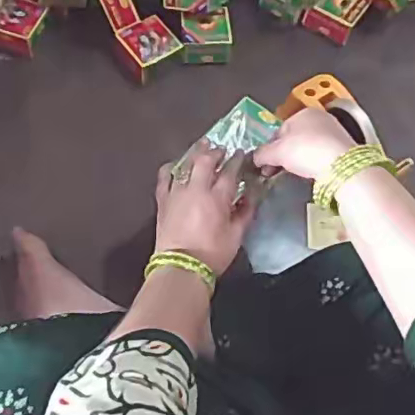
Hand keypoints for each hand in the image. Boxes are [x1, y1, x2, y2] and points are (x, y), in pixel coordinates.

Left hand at [153, 142, 259, 276]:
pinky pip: (164, 178)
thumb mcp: (236, 235)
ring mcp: (177, 193)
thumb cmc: (213, 254)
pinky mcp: (163, 201)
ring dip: (195, 153)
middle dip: (215, 152)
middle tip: (221, 150)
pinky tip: (174, 165)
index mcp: (217, 197)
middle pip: (206, 161)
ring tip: (202, 146)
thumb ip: (245, 212)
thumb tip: (251, 195)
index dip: (237, 160)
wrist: (181, 267)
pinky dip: (170, 168)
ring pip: (185, 164)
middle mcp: (196, 189)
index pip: (230, 172)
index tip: (241, 154)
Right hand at [253, 107, 358, 180]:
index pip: (278, 131)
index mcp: (301, 113)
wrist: (340, 164)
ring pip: (307, 145)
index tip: (265, 164)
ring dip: (298, 158)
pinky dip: (314, 160)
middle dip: (283, 154)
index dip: (269, 149)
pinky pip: (321, 152)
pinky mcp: (343, 144)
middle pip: (293, 138)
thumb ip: (262, 154)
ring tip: (293, 172)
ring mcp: (333, 130)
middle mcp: (319, 117)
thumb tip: (255, 157)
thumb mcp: (276, 153)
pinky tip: (311, 171)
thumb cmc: (305, 151)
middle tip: (275, 171)